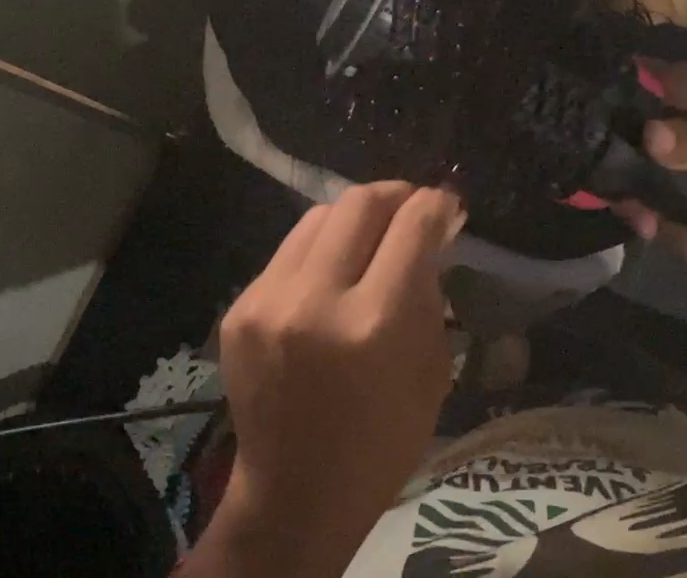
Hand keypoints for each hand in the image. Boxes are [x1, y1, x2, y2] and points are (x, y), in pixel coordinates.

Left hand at [200, 183, 463, 575]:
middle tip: (412, 208)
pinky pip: (289, 252)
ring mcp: (268, 300)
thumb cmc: (382, 441)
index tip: (447, 204)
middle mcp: (316, 298)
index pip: (411, 226)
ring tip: (372, 236)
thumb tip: (430, 232)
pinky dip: (320, 251)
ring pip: (318, 216)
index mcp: (374, 323)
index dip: (436, 204)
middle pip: (359, 203)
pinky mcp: (240, 307)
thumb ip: (430, 292)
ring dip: (354, 217)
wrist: (297, 492)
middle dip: (396, 194)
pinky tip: (332, 275)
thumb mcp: (430, 370)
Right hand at [617, 62, 686, 263]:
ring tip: (679, 244)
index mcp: (678, 84)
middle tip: (647, 229)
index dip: (602, 144)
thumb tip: (645, 139)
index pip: (616, 106)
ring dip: (662, 202)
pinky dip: (684, 199)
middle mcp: (681, 95)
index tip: (607, 189)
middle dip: (636, 188)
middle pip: (633, 140)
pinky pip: (683, 167)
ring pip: (658, 160)